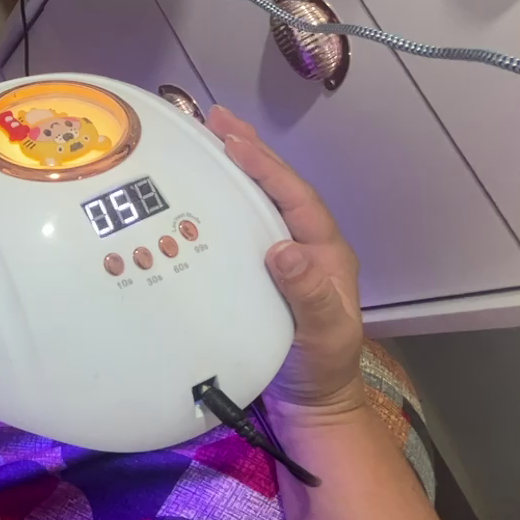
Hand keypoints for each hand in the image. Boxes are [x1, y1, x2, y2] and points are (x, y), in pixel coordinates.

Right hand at [206, 106, 365, 417]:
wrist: (308, 400)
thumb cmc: (319, 367)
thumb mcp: (322, 334)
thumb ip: (308, 294)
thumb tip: (282, 248)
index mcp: (323, 252)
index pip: (294, 198)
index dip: (266, 168)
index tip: (234, 141)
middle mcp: (301, 246)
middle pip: (274, 189)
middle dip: (247, 152)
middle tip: (215, 119)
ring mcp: (277, 258)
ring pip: (254, 203)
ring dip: (232, 171)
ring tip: (206, 141)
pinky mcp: (253, 272)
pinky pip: (236, 227)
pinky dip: (217, 204)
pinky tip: (195, 196)